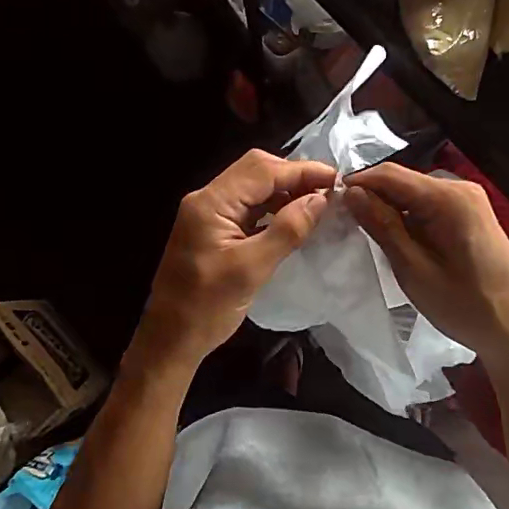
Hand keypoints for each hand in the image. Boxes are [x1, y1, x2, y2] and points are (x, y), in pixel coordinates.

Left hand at [136, 149, 337, 368]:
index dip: (301, 170)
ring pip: (253, 189)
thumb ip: (287, 230)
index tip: (337, 179)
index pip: (261, 170)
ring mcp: (208, 215)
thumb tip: (320, 199)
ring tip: (318, 204)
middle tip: (329, 192)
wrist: (171, 338)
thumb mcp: (252, 269)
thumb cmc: (207, 307)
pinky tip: (294, 220)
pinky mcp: (213, 231)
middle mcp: (207, 200)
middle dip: (294, 177)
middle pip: (256, 171)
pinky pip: (247, 208)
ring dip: (285, 192)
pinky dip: (272, 209)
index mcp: (210, 203)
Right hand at [344, 163, 508, 363]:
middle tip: (342, 222)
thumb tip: (351, 193)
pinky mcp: (471, 215)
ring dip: (388, 209)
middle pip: (402, 182)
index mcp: (448, 197)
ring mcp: (469, 201)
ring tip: (364, 233)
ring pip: (413, 194)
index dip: (356, 184)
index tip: (329, 203)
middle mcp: (460, 188)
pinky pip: (429, 206)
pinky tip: (396, 240)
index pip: (389, 174)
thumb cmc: (465, 305)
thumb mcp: (414, 269)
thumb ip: (382, 226)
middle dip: (371, 197)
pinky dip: (408, 218)